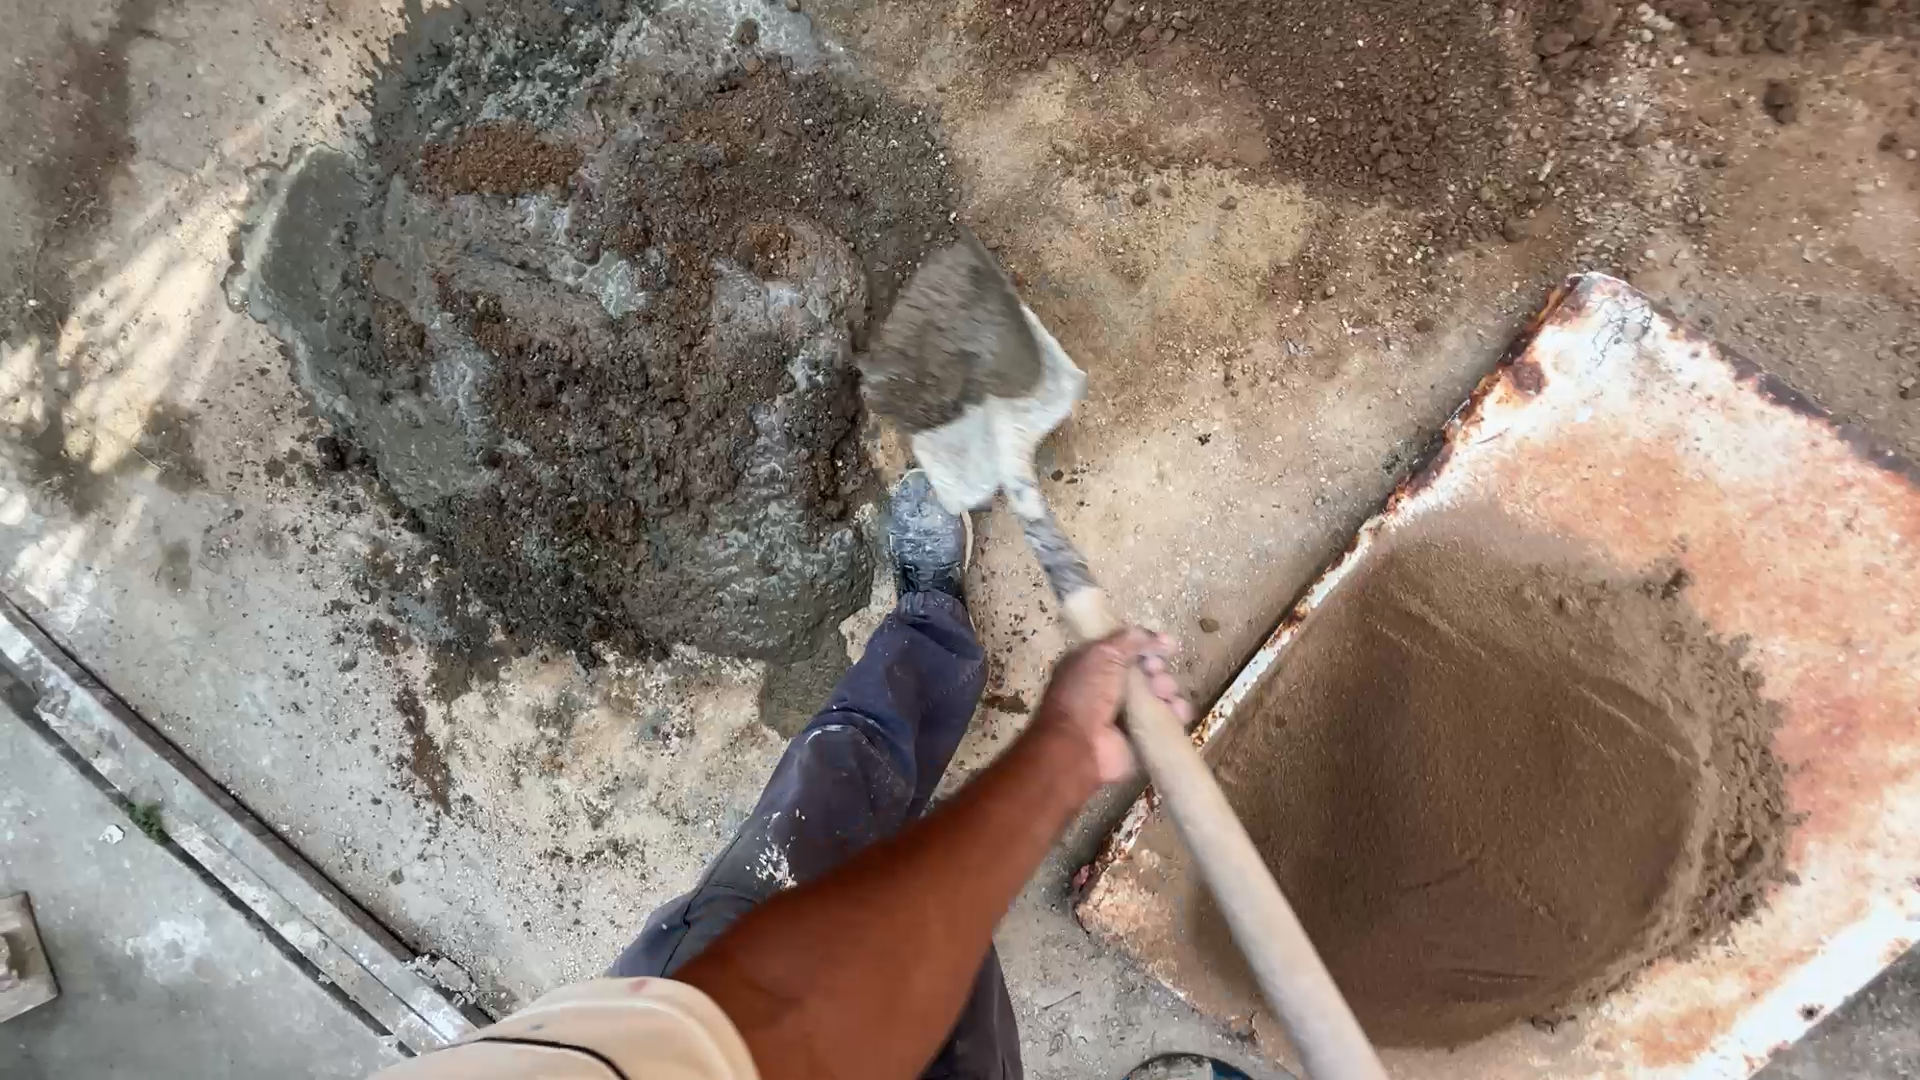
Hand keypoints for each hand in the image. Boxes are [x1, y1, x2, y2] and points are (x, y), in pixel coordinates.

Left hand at [1031, 628, 1189, 786]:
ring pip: (1158, 696)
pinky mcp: (1141, 738)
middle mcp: (1108, 689)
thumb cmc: (1085, 693)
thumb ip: (1130, 640)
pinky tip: (1177, 712)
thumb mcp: (1102, 655)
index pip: (1125, 651)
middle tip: (1155, 674)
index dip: (1145, 646)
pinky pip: (1165, 722)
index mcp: (1092, 666)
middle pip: (1145, 673)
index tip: (1163, 645)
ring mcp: (1125, 715)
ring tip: (1164, 694)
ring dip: (1167, 691)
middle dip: (1156, 670)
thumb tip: (1161, 637)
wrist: (1079, 744)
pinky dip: (1175, 715)